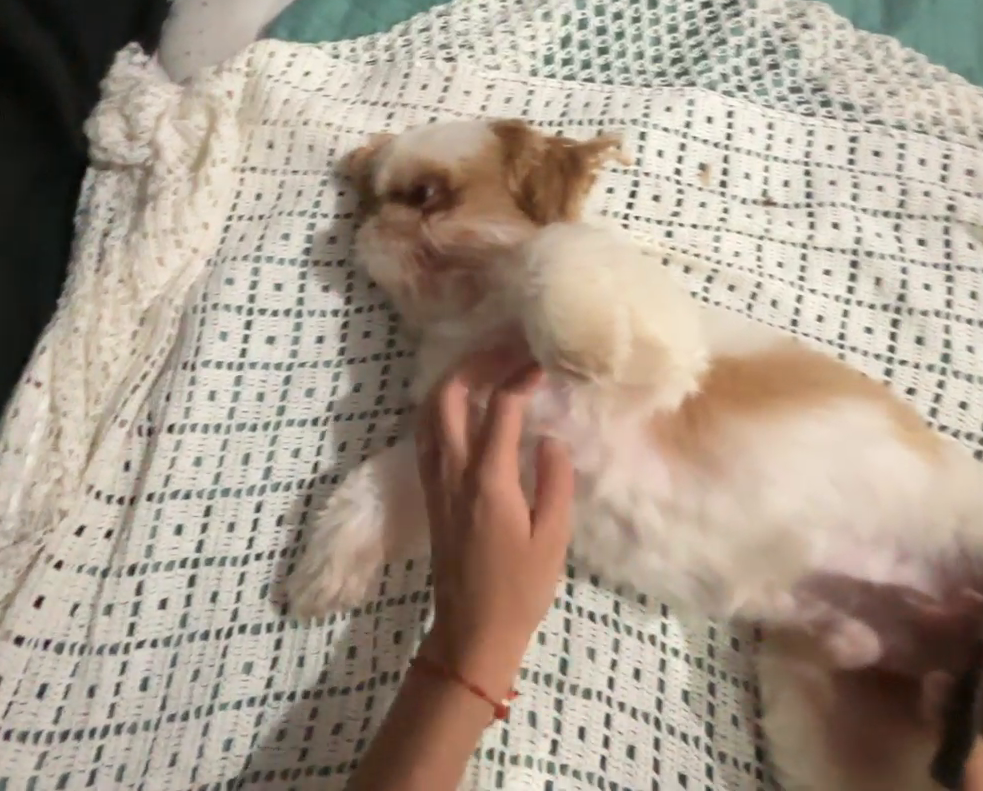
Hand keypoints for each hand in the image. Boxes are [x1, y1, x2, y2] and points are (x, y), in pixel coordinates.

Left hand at [416, 348, 575, 699]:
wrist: (470, 630)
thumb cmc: (519, 588)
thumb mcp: (553, 538)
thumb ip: (555, 480)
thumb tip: (549, 436)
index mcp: (487, 479)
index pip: (500, 407)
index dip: (520, 376)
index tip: (541, 362)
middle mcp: (452, 468)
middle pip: (448, 394)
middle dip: (475, 363)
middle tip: (506, 352)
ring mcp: (434, 477)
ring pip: (429, 409)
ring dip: (455, 380)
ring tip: (487, 368)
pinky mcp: (429, 488)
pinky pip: (427, 431)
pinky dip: (443, 405)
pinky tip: (466, 405)